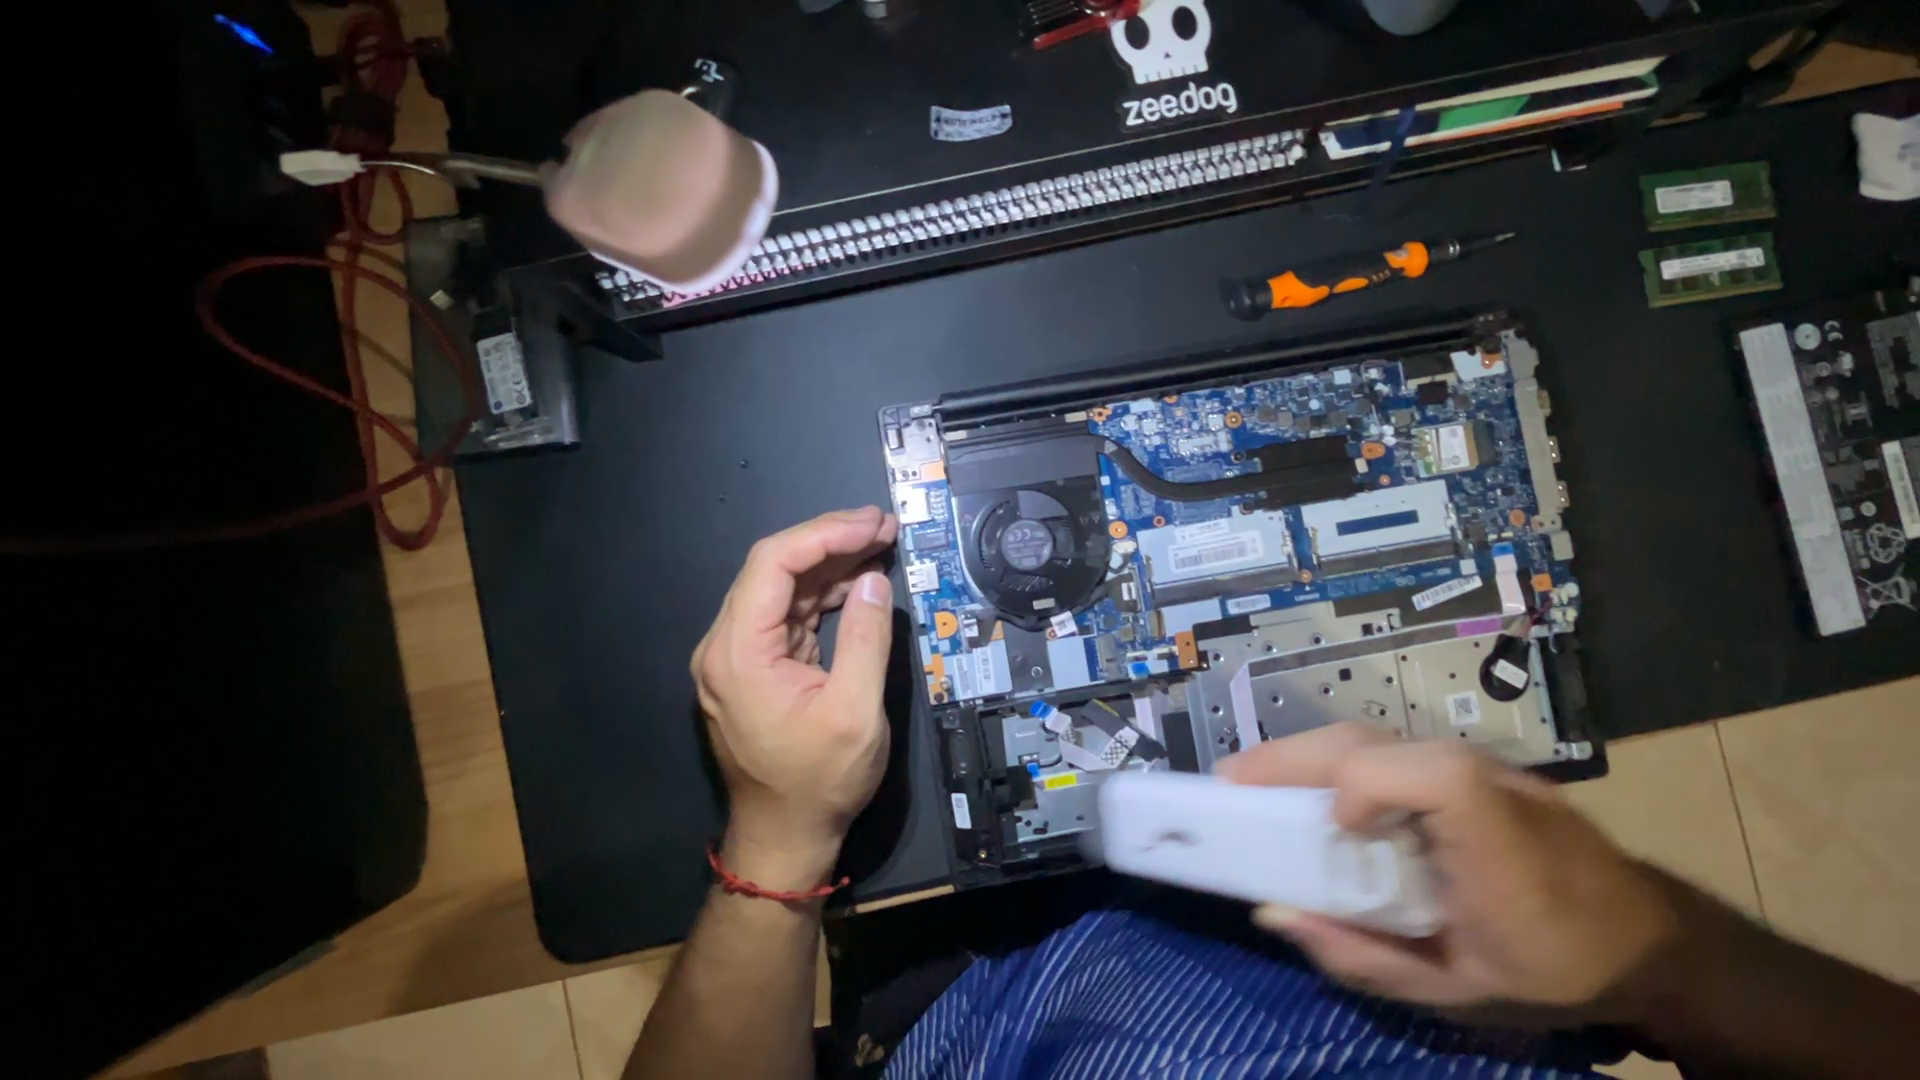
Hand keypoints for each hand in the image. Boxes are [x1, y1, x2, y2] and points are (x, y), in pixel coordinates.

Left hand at [692, 507, 897, 887]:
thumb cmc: (817, 783)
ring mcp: (737, 657)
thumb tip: (873, 579)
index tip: (873, 524)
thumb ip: (864, 638)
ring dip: (829, 565)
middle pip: (772, 569)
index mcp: (738, 653)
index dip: (825, 534)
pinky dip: (822, 596)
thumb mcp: (855, 712)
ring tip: (879, 546)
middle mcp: (726, 646)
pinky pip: (787, 616)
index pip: (772, 564)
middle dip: (830, 541)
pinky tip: (858, 583)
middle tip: (883, 527)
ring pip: (781, 589)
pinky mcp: (755, 668)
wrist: (784, 838)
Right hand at [1218, 723, 1677, 1018]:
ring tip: (1255, 781)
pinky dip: (1334, 761)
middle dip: (1292, 757)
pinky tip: (1309, 786)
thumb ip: (1363, 956)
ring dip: (1304, 755)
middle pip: (1370, 740)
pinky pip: (1387, 750)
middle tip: (1229, 784)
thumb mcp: (1458, 990)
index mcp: (1496, 838)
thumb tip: (1273, 912)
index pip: (1429, 776)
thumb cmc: (1556, 971)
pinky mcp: (1467, 765)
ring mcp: (1475, 764)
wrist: (1652, 944)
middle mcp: (1482, 780)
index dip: (1366, 788)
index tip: (1336, 831)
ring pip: (1371, 736)